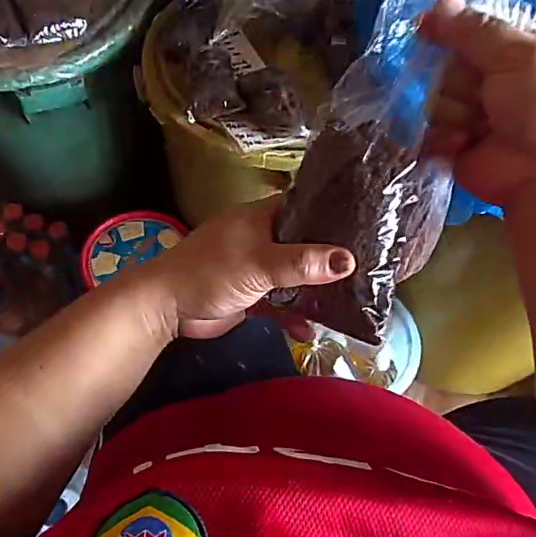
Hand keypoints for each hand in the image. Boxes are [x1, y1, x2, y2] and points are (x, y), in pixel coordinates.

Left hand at [135, 196, 353, 339]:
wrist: (166, 308)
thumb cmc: (210, 272)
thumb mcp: (260, 263)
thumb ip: (303, 262)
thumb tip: (349, 260)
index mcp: (263, 217)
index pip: (306, 206)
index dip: (334, 214)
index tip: (368, 224)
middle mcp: (264, 238)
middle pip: (306, 244)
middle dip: (332, 259)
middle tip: (369, 268)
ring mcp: (258, 268)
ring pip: (296, 276)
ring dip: (315, 290)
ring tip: (351, 300)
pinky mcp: (252, 295)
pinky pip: (281, 303)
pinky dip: (295, 314)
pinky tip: (311, 329)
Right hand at [418, 0, 535, 206]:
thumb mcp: (520, 54)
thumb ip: (474, 29)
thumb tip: (438, 1)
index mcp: (516, 50)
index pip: (471, 29)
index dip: (452, 29)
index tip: (431, 29)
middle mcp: (492, 81)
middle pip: (446, 65)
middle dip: (458, 80)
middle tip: (484, 94)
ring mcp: (473, 115)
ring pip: (435, 99)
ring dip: (454, 112)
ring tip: (480, 127)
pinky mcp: (456, 147)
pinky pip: (428, 133)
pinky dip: (442, 139)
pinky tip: (464, 144)